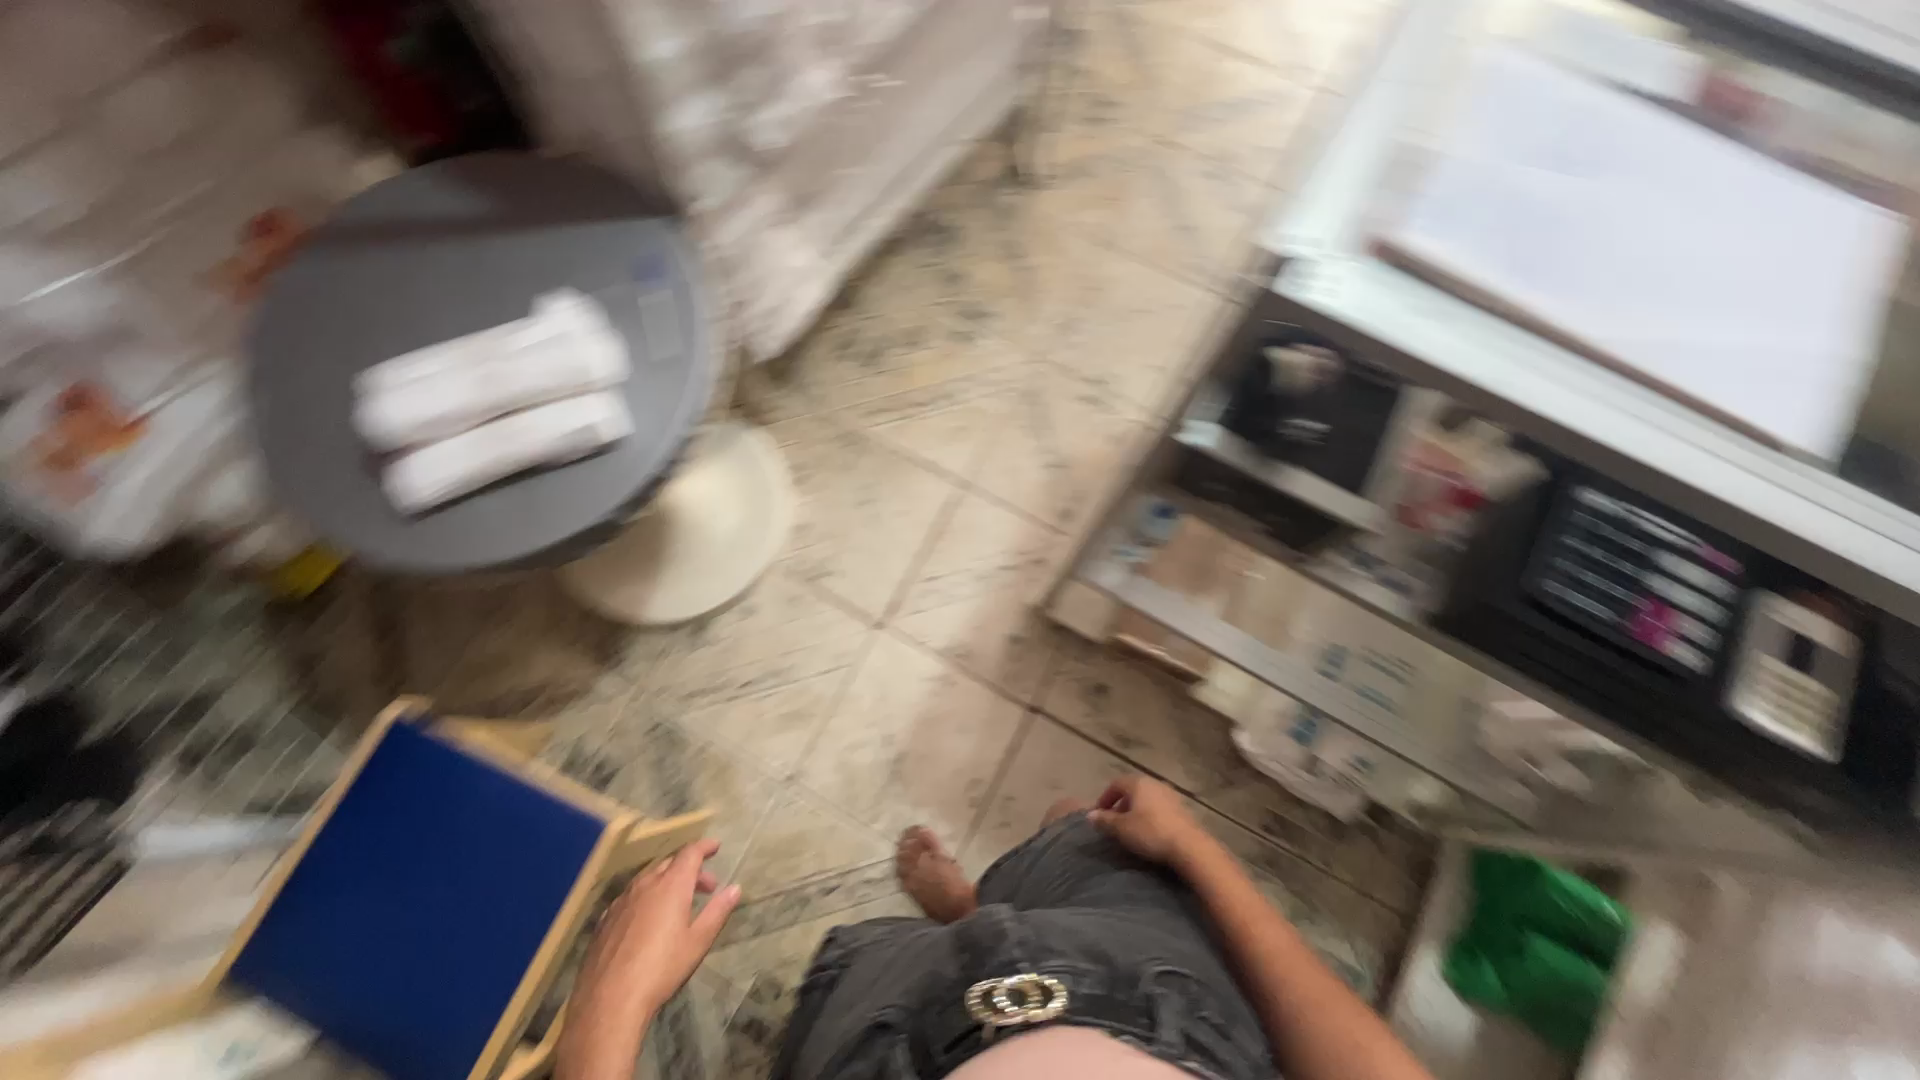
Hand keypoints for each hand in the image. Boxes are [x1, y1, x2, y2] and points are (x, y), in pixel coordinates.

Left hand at [561, 840, 741, 1077]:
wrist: (609, 1001)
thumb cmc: (661, 969)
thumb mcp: (698, 942)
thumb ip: (717, 911)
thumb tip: (735, 888)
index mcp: (671, 886)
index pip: (690, 853)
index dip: (704, 847)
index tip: (716, 847)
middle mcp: (644, 886)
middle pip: (669, 864)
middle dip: (690, 869)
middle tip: (706, 887)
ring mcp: (621, 902)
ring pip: (647, 879)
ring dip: (667, 882)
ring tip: (678, 903)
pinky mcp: (604, 920)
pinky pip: (630, 897)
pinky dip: (646, 897)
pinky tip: (648, 920)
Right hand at [1088, 775, 1214, 870]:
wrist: (1190, 847)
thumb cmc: (1151, 833)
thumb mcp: (1122, 829)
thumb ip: (1105, 820)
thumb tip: (1090, 814)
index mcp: (1139, 783)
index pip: (1115, 784)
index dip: (1104, 798)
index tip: (1098, 815)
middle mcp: (1155, 783)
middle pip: (1132, 790)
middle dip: (1120, 805)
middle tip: (1114, 823)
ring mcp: (1171, 795)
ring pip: (1147, 799)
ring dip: (1136, 811)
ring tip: (1131, 829)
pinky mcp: (1183, 809)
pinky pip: (1159, 808)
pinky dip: (1150, 816)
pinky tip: (1150, 833)